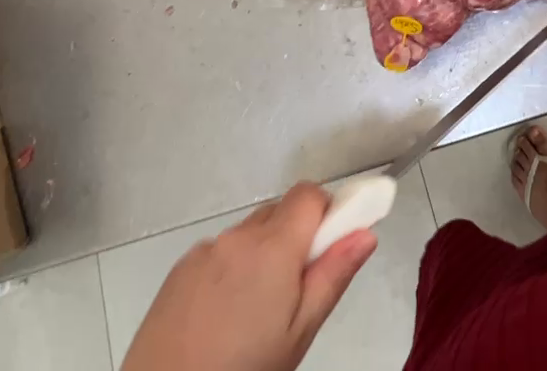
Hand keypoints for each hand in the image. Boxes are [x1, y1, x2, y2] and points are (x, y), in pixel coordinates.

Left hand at [121, 182, 377, 370]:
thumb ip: (333, 275)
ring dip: (262, 253)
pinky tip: (224, 313)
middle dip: (296, 236)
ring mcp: (205, 249)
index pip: (309, 194)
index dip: (327, 211)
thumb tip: (366, 233)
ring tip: (256, 311)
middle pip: (279, 211)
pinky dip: (231, 268)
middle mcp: (238, 236)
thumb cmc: (243, 367)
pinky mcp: (180, 267)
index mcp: (273, 246)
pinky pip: (220, 251)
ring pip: (249, 233)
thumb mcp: (300, 331)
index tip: (332, 244)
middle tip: (296, 288)